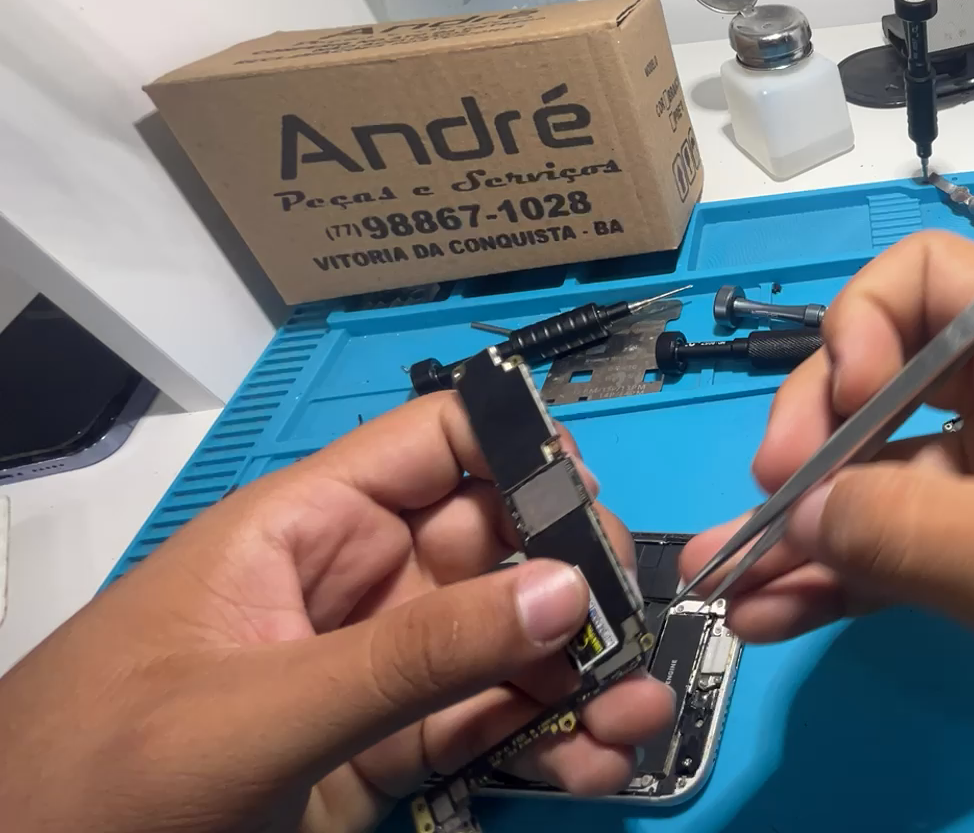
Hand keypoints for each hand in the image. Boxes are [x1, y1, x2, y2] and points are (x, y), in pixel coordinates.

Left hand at [0, 393, 673, 832]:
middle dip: (582, 583)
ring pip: (523, 636)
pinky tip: (597, 763)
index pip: (445, 441)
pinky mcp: (404, 740)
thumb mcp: (236, 726)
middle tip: (630, 630)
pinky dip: (558, 737)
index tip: (591, 504)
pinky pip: (503, 716)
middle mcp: (373, 579)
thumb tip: (567, 590)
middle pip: (512, 543)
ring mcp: (394, 663)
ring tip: (637, 720)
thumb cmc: (71, 804)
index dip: (524, 449)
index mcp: (316, 527)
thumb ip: (411, 655)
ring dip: (590, 673)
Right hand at [678, 230, 973, 776]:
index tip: (844, 415)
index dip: (859, 331)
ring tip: (735, 585)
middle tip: (768, 512)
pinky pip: (911, 543)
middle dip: (813, 442)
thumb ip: (910, 531)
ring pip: (886, 476)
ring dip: (811, 526)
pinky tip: (783, 613)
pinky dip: (850, 574)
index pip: (920, 280)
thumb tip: (795, 515)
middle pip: (883, 380)